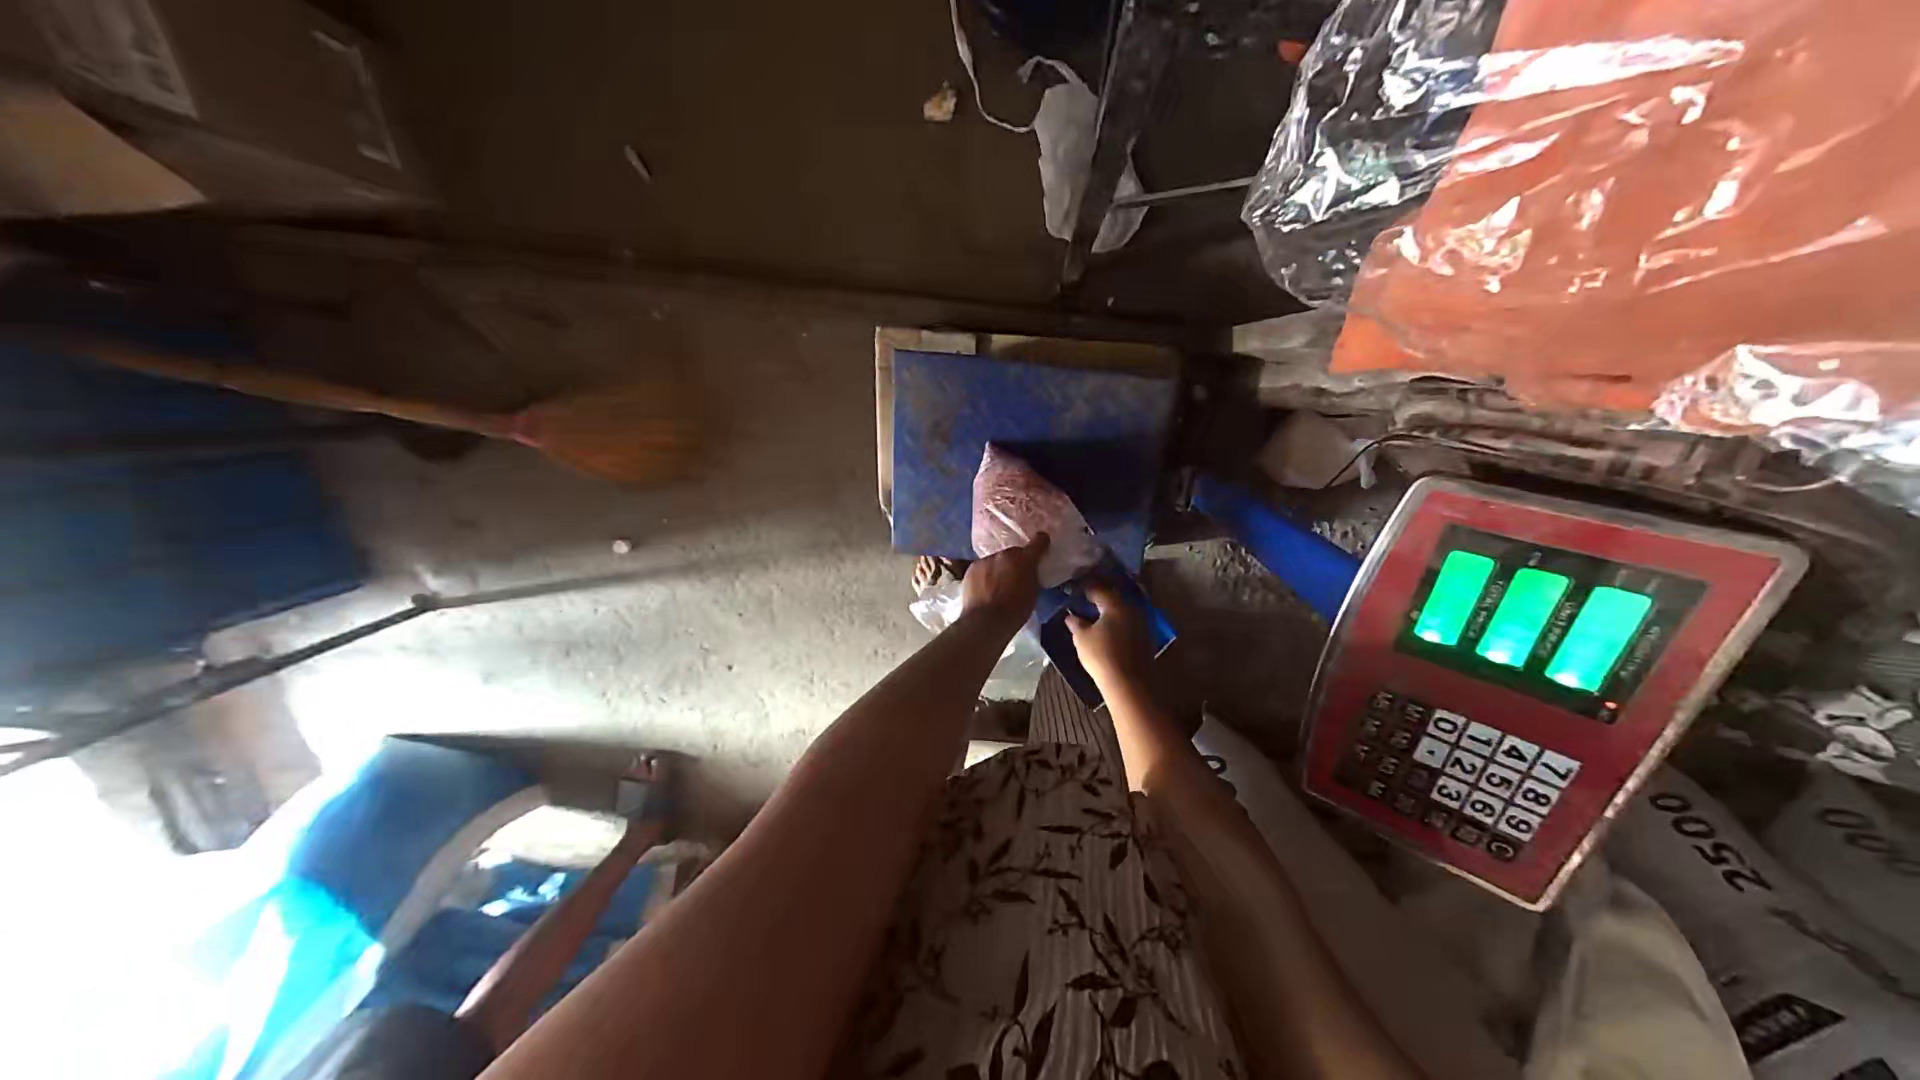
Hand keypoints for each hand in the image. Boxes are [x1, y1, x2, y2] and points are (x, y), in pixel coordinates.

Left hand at [961, 533, 1048, 633]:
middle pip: (1013, 553)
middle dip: (1016, 562)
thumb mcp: (1032, 593)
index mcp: (1025, 560)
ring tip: (996, 585)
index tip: (1042, 543)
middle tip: (1015, 576)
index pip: (1038, 542)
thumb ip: (1032, 577)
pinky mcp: (972, 568)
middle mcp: (1005, 554)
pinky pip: (982, 568)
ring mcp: (986, 559)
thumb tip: (1029, 572)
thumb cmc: (1015, 611)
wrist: (985, 620)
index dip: (1041, 542)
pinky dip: (985, 575)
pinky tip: (984, 588)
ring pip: (996, 560)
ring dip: (999, 568)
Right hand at [1065, 581, 1151, 691]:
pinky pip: (1128, 619)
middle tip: (1083, 598)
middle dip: (1098, 595)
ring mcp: (1142, 621)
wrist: (1129, 683)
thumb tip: (1071, 615)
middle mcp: (1131, 607)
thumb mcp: (1082, 638)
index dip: (1083, 588)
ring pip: (1122, 607)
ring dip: (1108, 608)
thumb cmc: (1102, 656)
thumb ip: (1076, 623)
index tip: (1073, 589)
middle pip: (1112, 595)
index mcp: (1115, 603)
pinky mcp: (1145, 636)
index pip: (1097, 588)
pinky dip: (1117, 619)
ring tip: (1094, 612)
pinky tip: (1107, 626)